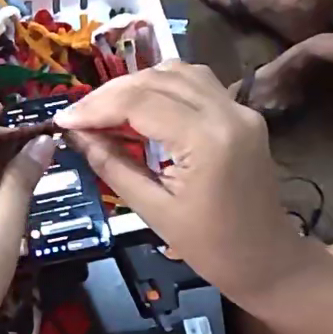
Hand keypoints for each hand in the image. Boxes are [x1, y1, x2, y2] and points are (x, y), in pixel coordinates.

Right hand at [53, 63, 314, 298]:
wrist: (268, 260)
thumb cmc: (210, 247)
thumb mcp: (153, 210)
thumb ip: (112, 165)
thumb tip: (76, 135)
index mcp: (207, 140)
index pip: (140, 102)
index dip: (96, 107)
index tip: (64, 121)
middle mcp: (228, 112)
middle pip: (157, 78)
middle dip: (111, 93)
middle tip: (79, 116)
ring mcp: (240, 109)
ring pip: (178, 72)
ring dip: (136, 84)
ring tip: (105, 110)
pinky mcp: (242, 113)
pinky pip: (197, 83)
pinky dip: (163, 87)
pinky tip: (140, 107)